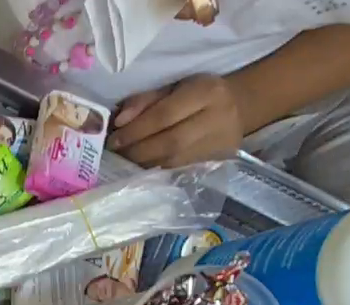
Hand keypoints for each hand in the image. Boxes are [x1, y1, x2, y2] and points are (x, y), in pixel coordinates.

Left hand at [107, 74, 250, 167]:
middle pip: (168, 142)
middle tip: (116, 153)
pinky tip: (141, 166)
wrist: (237, 108)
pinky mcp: (214, 162)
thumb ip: (143, 102)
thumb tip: (118, 122)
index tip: (112, 140)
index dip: (135, 130)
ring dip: (141, 163)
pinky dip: (152, 170)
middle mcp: (217, 118)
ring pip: (170, 161)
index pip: (164, 115)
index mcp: (207, 92)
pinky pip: (176, 171)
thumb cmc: (194, 96)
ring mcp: (218, 143)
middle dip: (135, 150)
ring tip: (125, 159)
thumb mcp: (172, 89)